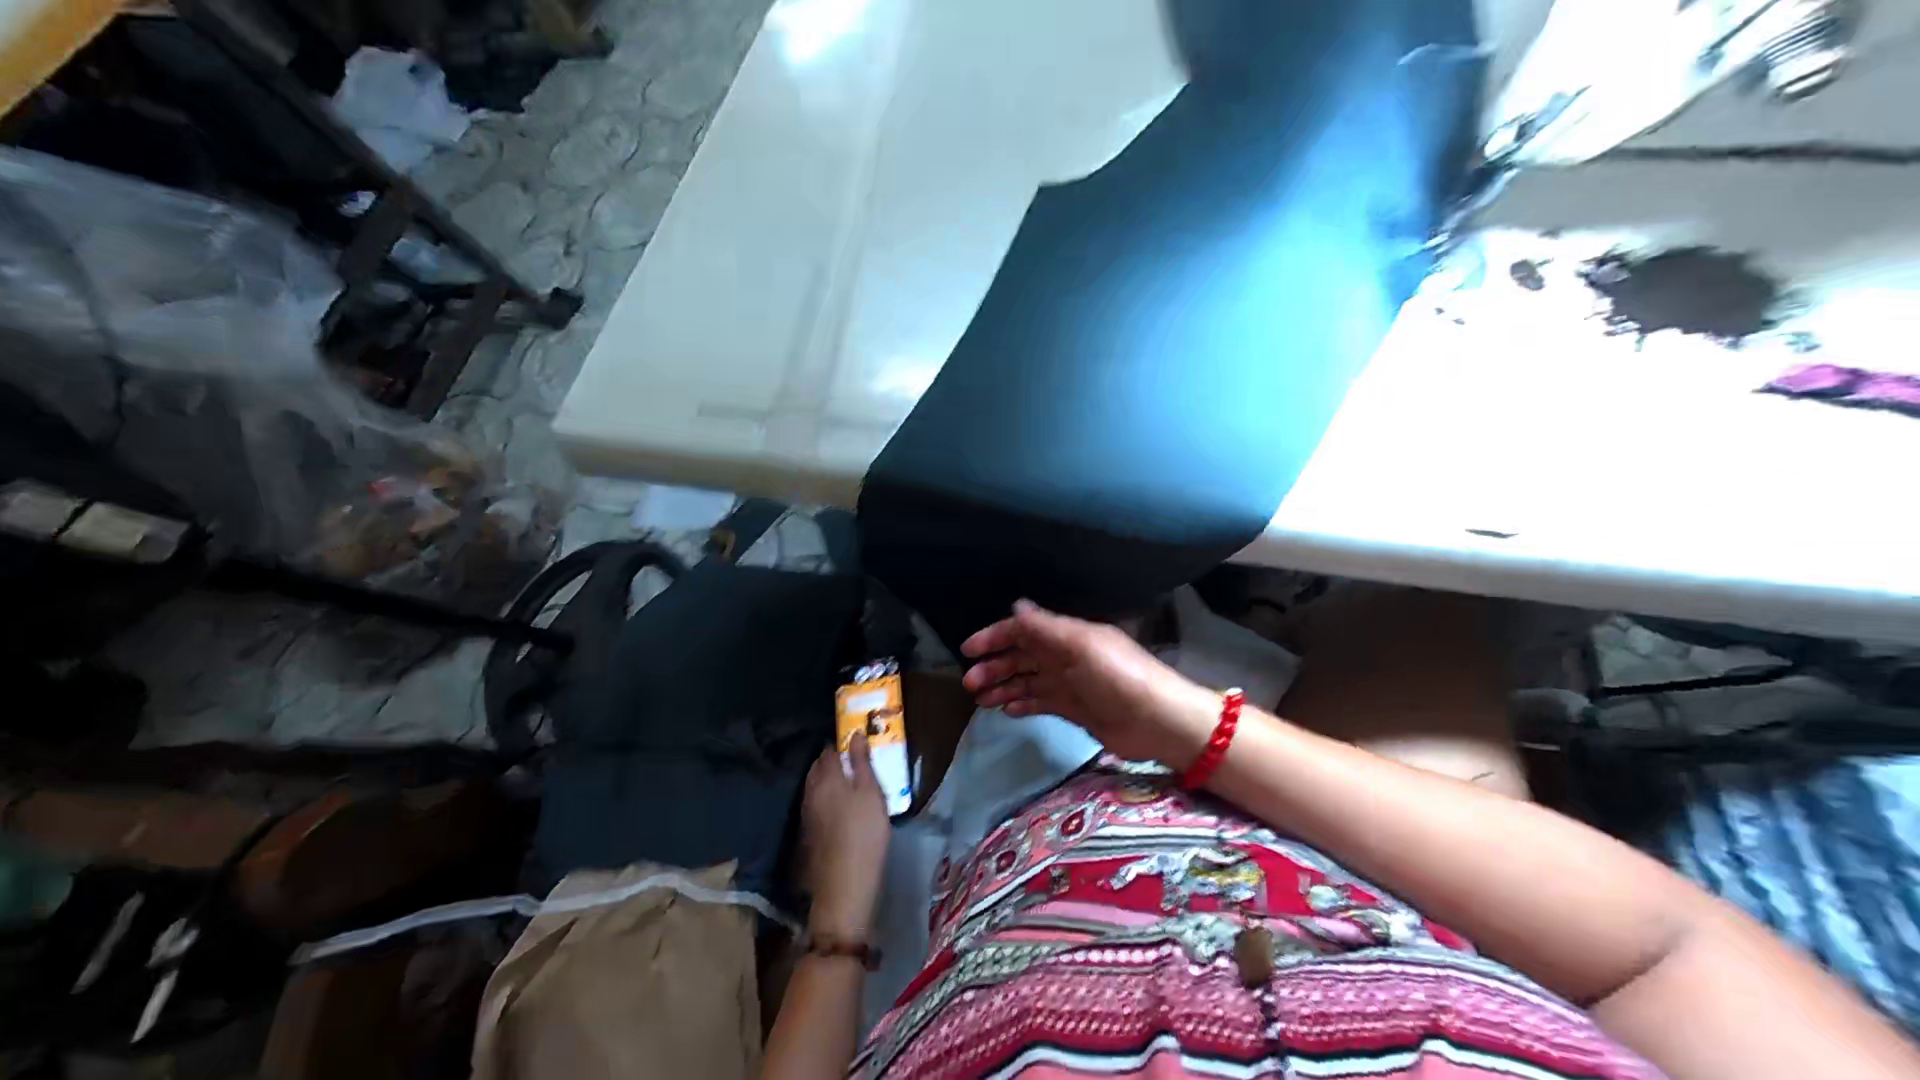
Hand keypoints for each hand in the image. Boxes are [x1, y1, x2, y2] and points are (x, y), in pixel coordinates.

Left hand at [801, 732, 890, 938]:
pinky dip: (827, 798)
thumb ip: (862, 762)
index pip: (830, 750)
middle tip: (857, 762)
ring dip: (830, 779)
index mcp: (826, 777)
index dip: (843, 743)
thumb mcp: (871, 793)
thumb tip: (855, 734)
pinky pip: (817, 803)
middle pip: (819, 767)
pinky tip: (841, 807)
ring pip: (816, 786)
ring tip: (851, 782)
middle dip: (834, 760)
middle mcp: (811, 790)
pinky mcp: (809, 832)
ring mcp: (807, 813)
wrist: (844, 885)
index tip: (858, 742)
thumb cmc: (864, 833)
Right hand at [960, 600, 1219, 767]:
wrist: (1159, 721)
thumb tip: (1015, 606)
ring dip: (1003, 687)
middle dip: (994, 666)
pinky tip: (1007, 711)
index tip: (967, 650)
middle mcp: (1066, 657)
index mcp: (1067, 636)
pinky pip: (1041, 703)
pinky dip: (1023, 704)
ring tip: (981, 700)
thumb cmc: (1119, 677)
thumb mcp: (1081, 647)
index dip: (994, 637)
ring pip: (1027, 681)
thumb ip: (1045, 628)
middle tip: (970, 683)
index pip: (1023, 630)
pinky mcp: (1075, 710)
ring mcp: (1071, 684)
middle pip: (1021, 657)